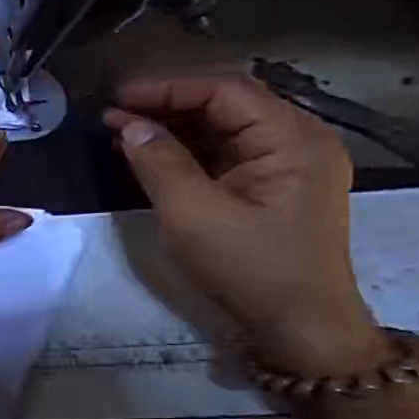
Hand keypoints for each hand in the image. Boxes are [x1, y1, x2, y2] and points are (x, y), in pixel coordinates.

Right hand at [106, 76, 387, 376]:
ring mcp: (291, 164)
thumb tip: (127, 125)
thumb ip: (159, 163)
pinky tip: (154, 157)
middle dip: (168, 107)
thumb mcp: (193, 215)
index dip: (166, 89)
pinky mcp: (278, 186)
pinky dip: (190, 152)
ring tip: (125, 134)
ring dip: (175, 129)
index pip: (224, 91)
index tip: (118, 98)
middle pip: (226, 105)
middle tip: (116, 116)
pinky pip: (229, 154)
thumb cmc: (251, 269)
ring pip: (225, 129)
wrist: (301, 328)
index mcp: (292, 138)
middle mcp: (300, 139)